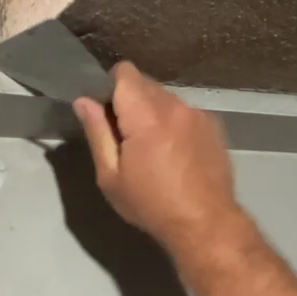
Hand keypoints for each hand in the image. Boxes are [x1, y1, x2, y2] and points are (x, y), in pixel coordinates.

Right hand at [73, 62, 257, 260]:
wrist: (203, 222)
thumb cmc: (150, 204)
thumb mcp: (111, 177)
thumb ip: (97, 133)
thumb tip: (84, 101)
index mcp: (146, 116)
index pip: (125, 73)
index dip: (110, 85)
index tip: (105, 111)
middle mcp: (174, 105)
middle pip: (145, 84)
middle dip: (129, 102)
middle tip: (123, 138)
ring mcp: (197, 113)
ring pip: (165, 98)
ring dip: (152, 113)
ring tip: (150, 150)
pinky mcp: (212, 124)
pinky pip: (183, 112)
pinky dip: (172, 124)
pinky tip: (173, 154)